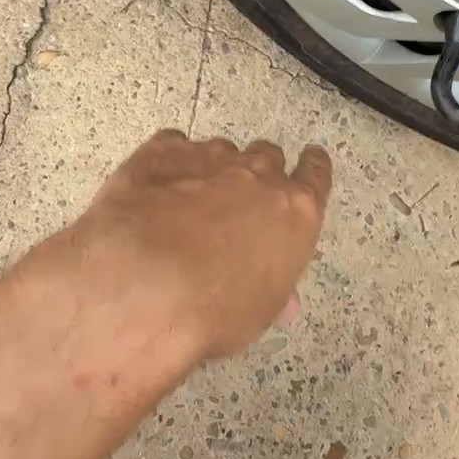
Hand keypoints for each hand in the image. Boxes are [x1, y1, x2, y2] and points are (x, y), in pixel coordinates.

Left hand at [67, 130, 332, 358]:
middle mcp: (259, 174)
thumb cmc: (212, 313)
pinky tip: (155, 190)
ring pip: (221, 152)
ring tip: (187, 204)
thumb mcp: (259, 312)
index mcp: (295, 210)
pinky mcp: (162, 152)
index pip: (316, 173)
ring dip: (212, 171)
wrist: (142, 287)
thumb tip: (285, 300)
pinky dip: (170, 163)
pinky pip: (174, 146)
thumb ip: (276, 288)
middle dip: (257, 176)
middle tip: (237, 205)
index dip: (312, 168)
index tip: (308, 163)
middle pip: (268, 157)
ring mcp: (210, 156)